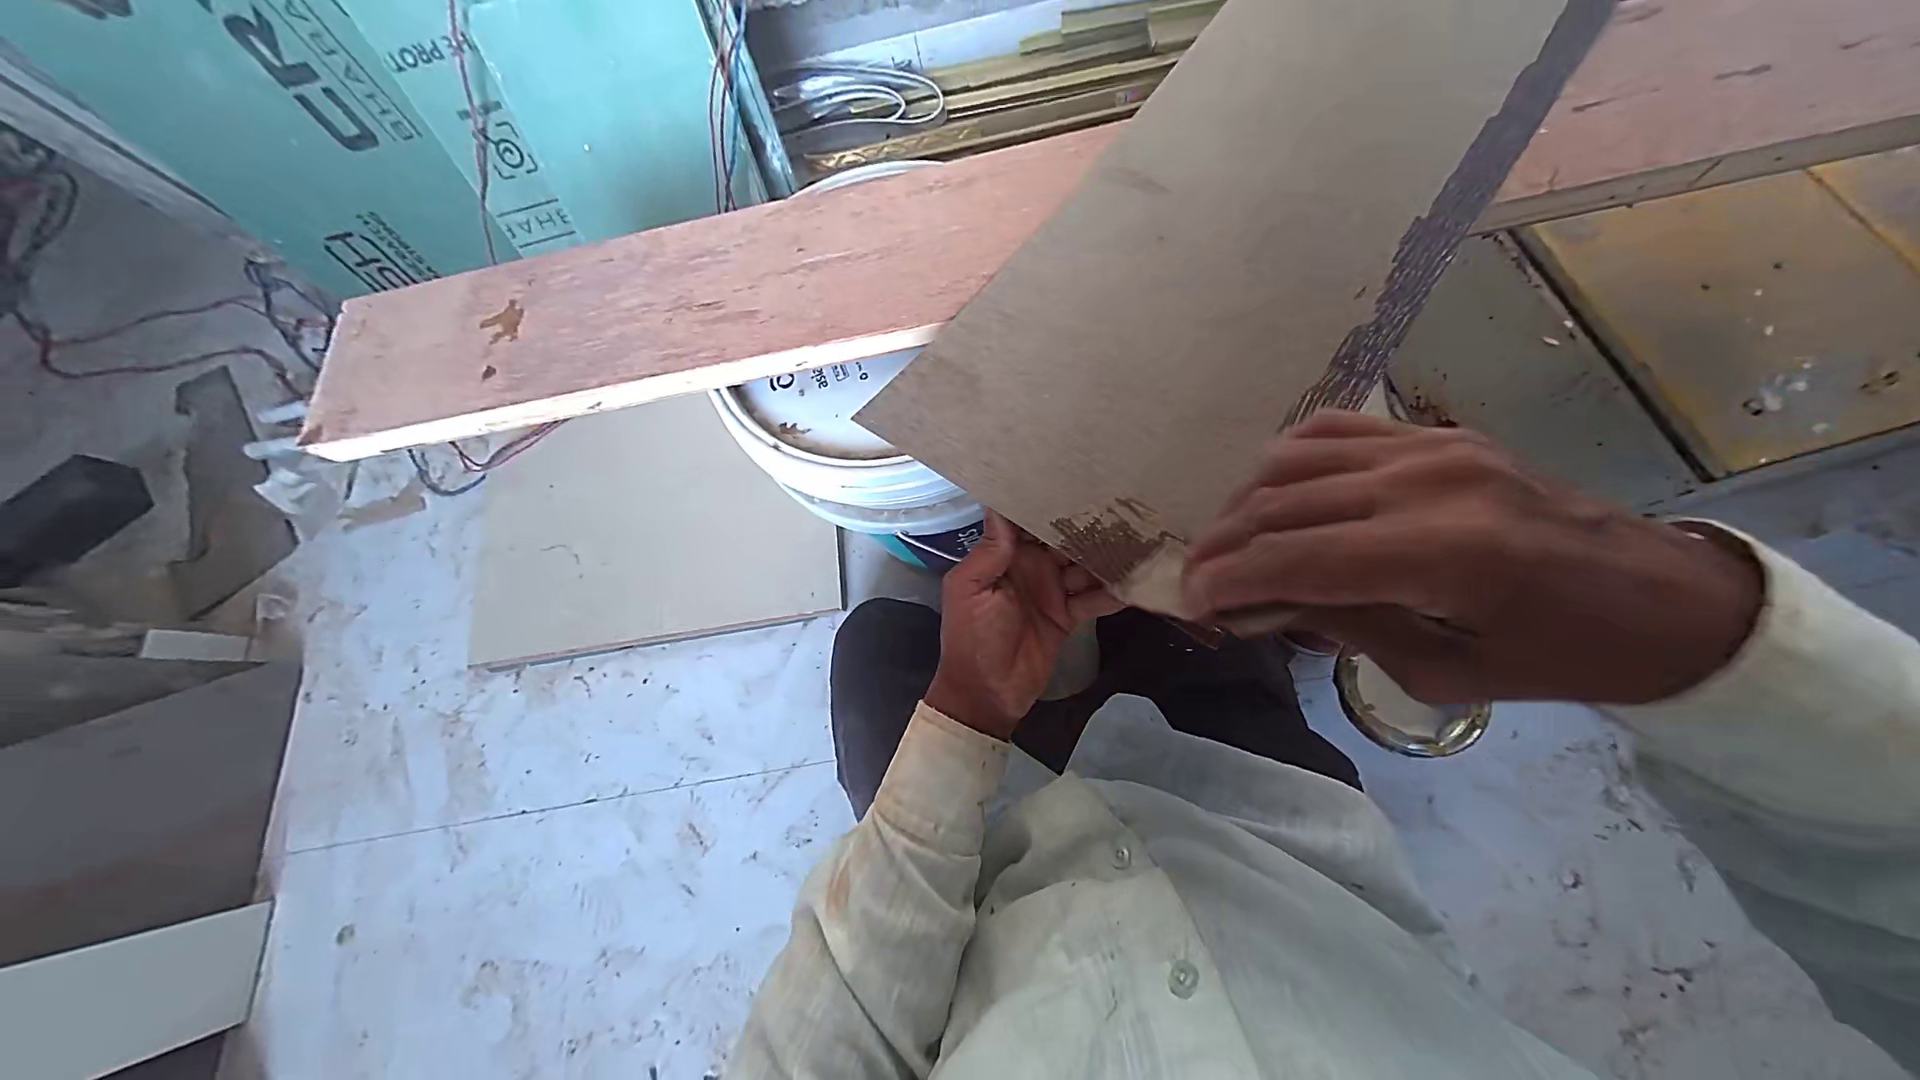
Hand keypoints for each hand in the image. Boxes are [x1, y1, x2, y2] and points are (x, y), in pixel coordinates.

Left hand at [925, 512, 1123, 737]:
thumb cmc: (972, 637)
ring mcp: (1051, 591)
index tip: (1071, 478)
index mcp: (1003, 557)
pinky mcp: (1068, 615)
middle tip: (1121, 503)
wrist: (987, 692)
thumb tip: (1001, 506)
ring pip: (1083, 566)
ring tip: (1138, 535)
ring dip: (1105, 555)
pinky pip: (1093, 598)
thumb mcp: (971, 591)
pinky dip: (1112, 592)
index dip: (1044, 503)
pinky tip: (1137, 579)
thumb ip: (990, 552)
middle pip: (1062, 540)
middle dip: (1086, 525)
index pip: (1026, 522)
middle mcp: (1030, 567)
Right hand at [1180, 411, 1763, 704]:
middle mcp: (1427, 483)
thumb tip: (1259, 599)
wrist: (1662, 599)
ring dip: (1242, 503)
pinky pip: (1330, 430)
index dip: (1227, 580)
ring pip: (1291, 460)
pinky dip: (1283, 462)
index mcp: (1440, 555)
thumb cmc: (1555, 657)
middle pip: (1279, 505)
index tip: (1189, 600)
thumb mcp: (1437, 672)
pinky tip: (1270, 493)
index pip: (1293, 558)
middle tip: (1193, 575)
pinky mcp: (1435, 433)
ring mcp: (1431, 446)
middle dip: (1221, 545)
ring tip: (1228, 541)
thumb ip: (1339, 624)